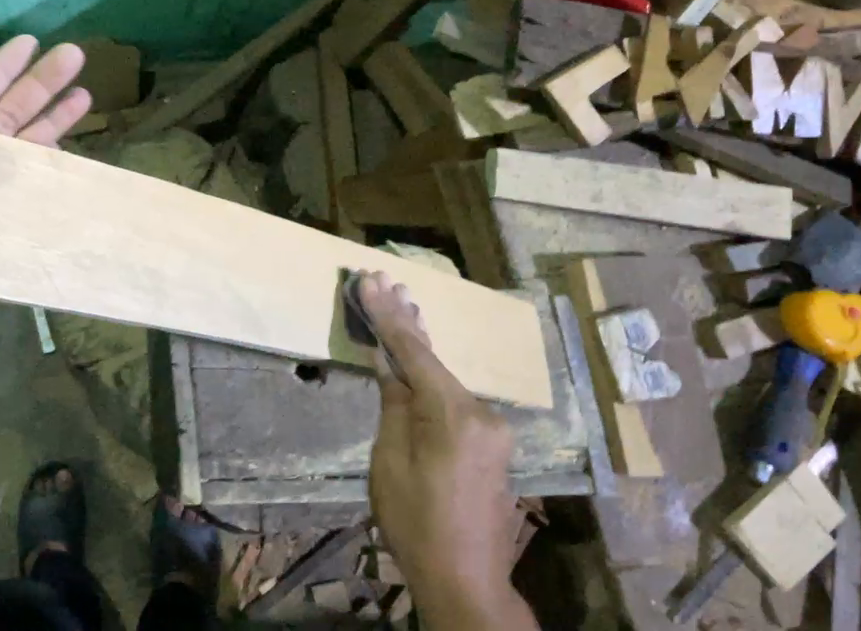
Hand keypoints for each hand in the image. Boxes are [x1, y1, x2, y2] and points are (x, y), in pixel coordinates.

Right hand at [359, 272, 533, 626]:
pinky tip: (420, 354)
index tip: (368, 280)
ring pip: (444, 378)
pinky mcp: (490, 444)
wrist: (465, 580)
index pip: (413, 352)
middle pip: (433, 359)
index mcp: (455, 416)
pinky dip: (431, 374)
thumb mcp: (390, 460)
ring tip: (401, 302)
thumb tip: (388, 364)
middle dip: (405, 319)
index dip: (387, 315)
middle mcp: (482, 414)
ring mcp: (491, 430)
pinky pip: (454, 397)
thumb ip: (394, 405)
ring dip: (418, 345)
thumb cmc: (416, 521)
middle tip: (383, 279)